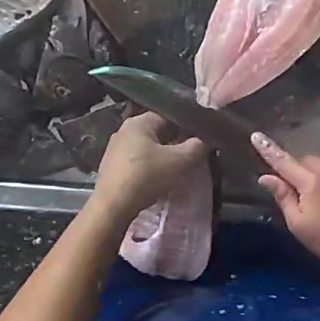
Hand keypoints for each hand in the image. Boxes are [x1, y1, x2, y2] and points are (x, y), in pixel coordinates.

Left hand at [91, 113, 208, 217]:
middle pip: (157, 131)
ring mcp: (115, 147)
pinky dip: (149, 164)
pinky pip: (136, 159)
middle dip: (174, 140)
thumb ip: (196, 147)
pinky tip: (156, 176)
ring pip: (146, 146)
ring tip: (176, 165)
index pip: (168, 115)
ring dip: (161, 154)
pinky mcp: (112, 164)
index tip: (201, 136)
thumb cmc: (146, 176)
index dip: (187, 124)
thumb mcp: (179, 161)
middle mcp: (124, 129)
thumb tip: (207, 138)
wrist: (113, 204)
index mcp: (138, 122)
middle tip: (191, 153)